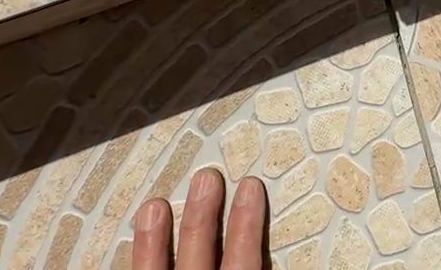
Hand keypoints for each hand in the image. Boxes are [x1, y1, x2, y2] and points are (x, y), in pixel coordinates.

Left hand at [133, 167, 269, 269]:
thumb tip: (307, 264)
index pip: (242, 261)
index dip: (246, 224)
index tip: (250, 186)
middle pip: (198, 257)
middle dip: (201, 218)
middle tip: (206, 178)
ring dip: (152, 242)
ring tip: (152, 206)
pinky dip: (135, 260)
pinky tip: (133, 239)